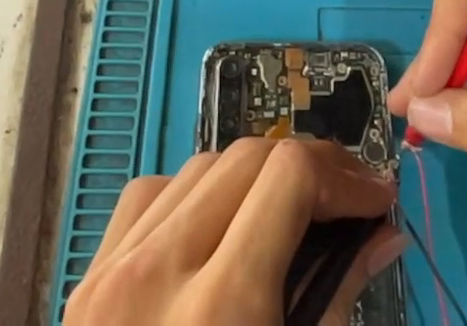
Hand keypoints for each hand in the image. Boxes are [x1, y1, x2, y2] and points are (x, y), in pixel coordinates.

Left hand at [66, 138, 405, 325]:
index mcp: (220, 308)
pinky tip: (217, 223)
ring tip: (287, 211)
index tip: (373, 199)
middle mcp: (158, 270)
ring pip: (198, 167)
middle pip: (247, 157)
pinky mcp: (86, 280)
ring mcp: (111, 271)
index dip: (343, 176)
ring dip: (253, 176)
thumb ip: (336, 298)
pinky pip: (149, 196)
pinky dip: (194, 192)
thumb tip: (380, 234)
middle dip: (308, 169)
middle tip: (344, 201)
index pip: (289, 175)